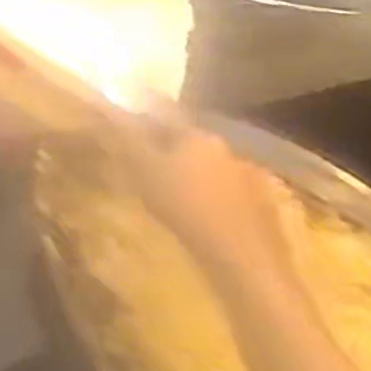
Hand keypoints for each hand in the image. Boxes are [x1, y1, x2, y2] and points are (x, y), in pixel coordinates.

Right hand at [113, 122, 289, 274]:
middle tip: (139, 161)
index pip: (161, 116)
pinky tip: (194, 209)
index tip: (119, 131)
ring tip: (165, 189)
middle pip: (186, 142)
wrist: (244, 259)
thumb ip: (122, 135)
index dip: (136, 121)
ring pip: (207, 167)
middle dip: (162, 148)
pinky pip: (225, 191)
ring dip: (186, 172)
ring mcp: (252, 180)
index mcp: (200, 136)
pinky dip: (206, 194)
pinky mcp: (263, 208)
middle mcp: (230, 151)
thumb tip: (106, 110)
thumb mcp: (139, 165)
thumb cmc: (184, 203)